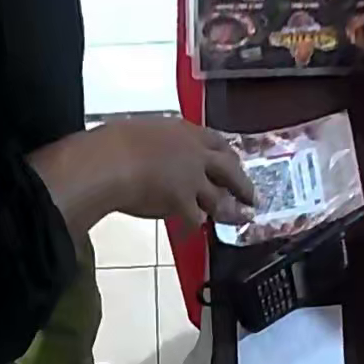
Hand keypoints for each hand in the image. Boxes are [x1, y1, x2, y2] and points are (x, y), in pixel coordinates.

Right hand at [28, 118, 257, 233]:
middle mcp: (195, 154)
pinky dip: (197, 226)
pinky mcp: (181, 202)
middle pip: (229, 168)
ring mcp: (191, 179)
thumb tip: (144, 158)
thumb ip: (153, 147)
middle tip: (252, 196)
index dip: (227, 154)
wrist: (111, 162)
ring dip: (232, 210)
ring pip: (219, 197)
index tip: (234, 161)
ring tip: (242, 220)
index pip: (215, 141)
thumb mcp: (141, 134)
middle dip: (243, 183)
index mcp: (185, 132)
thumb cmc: (114, 146)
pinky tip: (198, 231)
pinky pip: (195, 217)